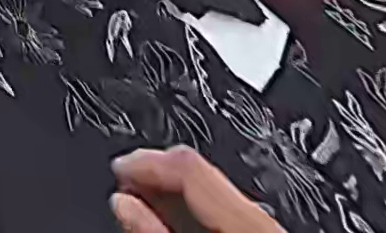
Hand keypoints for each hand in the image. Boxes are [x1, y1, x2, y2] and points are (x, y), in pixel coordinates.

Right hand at [111, 148, 283, 232]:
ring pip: (211, 185)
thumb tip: (121, 200)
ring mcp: (268, 224)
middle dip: (155, 170)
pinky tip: (179, 215)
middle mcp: (261, 213)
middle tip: (125, 184)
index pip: (184, 161)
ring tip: (145, 200)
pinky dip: (195, 202)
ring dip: (172, 187)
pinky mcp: (265, 231)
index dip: (143, 159)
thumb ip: (156, 231)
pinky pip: (226, 203)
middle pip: (197, 168)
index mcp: (245, 215)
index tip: (117, 167)